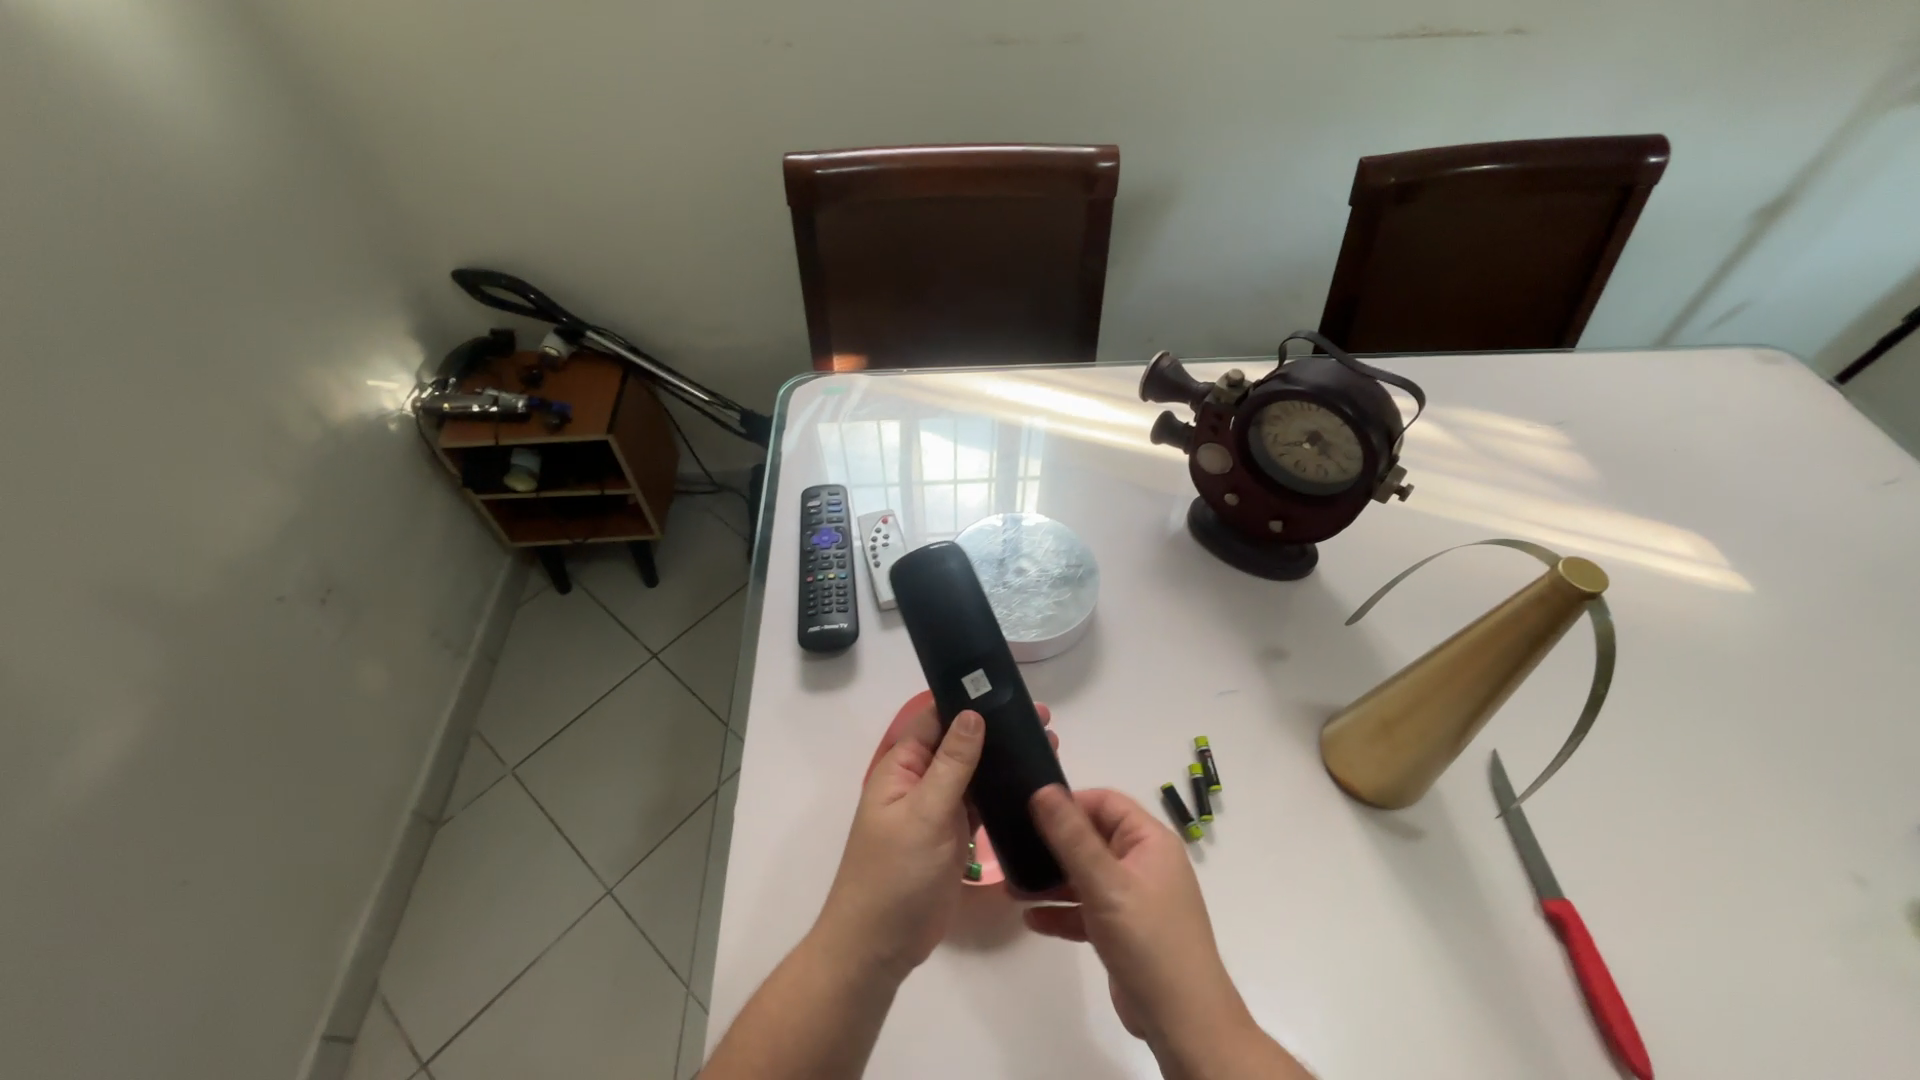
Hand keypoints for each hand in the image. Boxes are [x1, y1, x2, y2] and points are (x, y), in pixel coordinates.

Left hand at [814, 700, 1054, 980]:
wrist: (880, 944)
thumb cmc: (894, 873)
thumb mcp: (924, 813)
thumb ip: (951, 764)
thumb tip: (972, 714)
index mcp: (902, 767)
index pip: (936, 720)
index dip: (969, 701)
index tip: (1009, 690)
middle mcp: (920, 781)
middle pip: (961, 744)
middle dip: (997, 729)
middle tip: (1044, 719)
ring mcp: (938, 810)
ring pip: (975, 774)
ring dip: (1004, 760)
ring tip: (1048, 743)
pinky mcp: (954, 837)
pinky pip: (981, 805)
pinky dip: (1003, 793)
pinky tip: (1032, 784)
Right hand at [1027, 787, 1276, 1069]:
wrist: (1182, 1020)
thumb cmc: (1146, 940)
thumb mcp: (1105, 883)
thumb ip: (1071, 836)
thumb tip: (1043, 788)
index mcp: (1150, 841)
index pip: (1106, 803)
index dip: (1069, 803)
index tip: (1028, 812)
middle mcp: (1144, 863)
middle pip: (1092, 838)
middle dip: (1053, 844)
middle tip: (1012, 848)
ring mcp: (1134, 898)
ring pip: (1086, 876)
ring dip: (1051, 881)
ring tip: (1012, 887)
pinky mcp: (1123, 930)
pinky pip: (1086, 909)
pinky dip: (1062, 911)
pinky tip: (1031, 919)